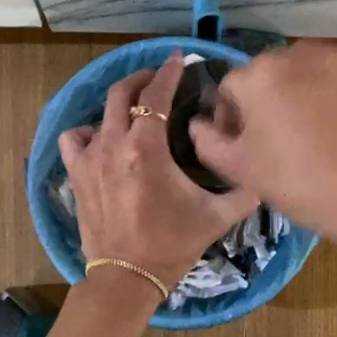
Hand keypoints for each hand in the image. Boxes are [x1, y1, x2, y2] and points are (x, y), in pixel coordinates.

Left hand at [59, 54, 259, 292]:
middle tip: (159, 79)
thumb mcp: (217, 216)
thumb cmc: (172, 244)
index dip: (169, 72)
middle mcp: (113, 145)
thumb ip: (244, 189)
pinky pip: (74, 139)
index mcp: (147, 149)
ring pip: (99, 114)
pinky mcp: (76, 175)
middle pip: (122, 93)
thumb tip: (262, 170)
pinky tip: (101, 138)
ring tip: (134, 108)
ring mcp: (90, 159)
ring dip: (118, 104)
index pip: (156, 96)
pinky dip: (87, 131)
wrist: (127, 277)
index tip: (179, 59)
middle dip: (142, 79)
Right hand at [189, 41, 336, 241]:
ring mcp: (336, 60)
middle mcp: (295, 55)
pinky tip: (335, 129)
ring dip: (295, 94)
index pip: (229, 87)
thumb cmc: (296, 181)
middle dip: (263, 101)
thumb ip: (208, 141)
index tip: (242, 145)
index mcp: (258, 75)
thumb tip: (198, 125)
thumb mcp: (239, 169)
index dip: (229, 117)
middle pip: (266, 74)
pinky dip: (328, 96)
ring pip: (301, 73)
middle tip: (273, 141)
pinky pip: (334, 79)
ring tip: (306, 133)